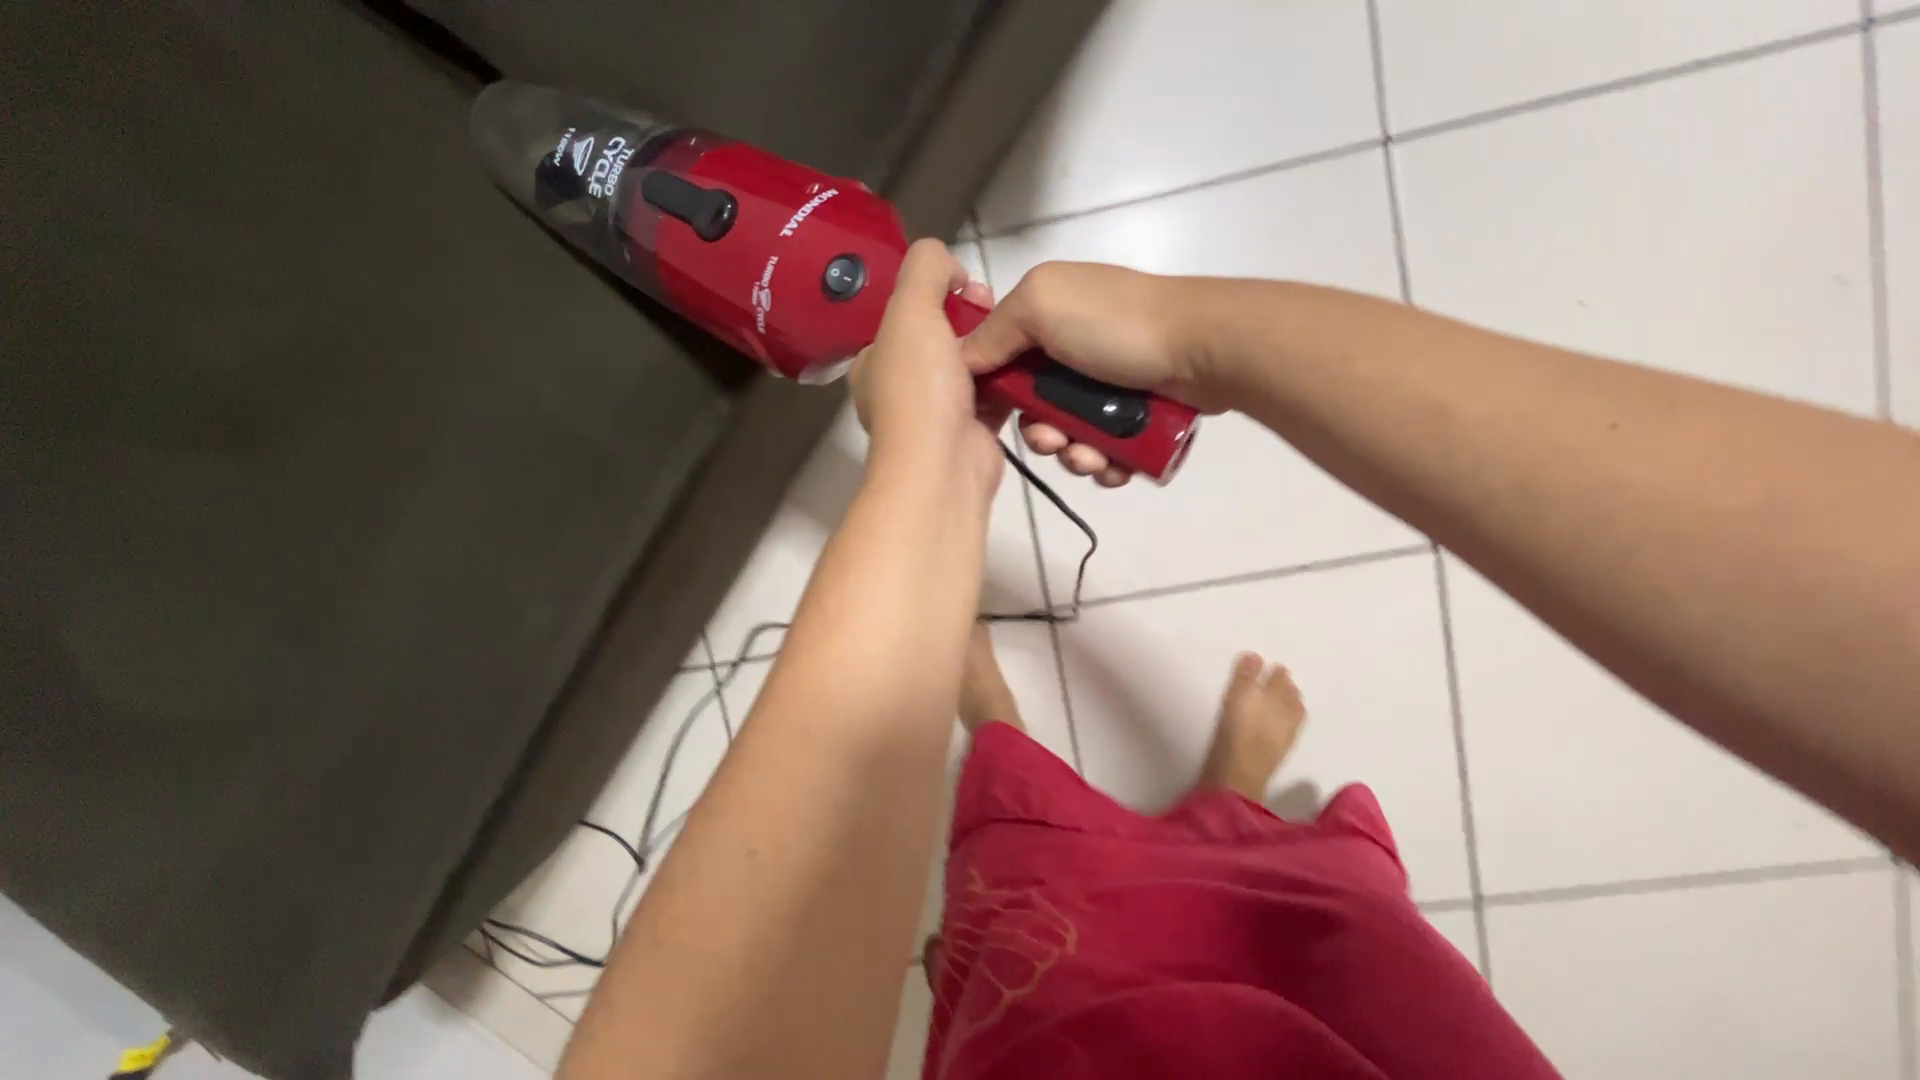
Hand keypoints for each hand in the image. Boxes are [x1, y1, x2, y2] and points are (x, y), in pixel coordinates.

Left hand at [850, 238, 1006, 493]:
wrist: (943, 466)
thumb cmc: (920, 387)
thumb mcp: (910, 309)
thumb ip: (926, 269)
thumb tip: (951, 269)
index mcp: (876, 360)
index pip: (908, 313)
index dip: (940, 293)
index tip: (968, 290)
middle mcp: (902, 388)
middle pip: (945, 338)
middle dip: (975, 321)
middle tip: (997, 317)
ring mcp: (937, 414)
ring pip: (973, 368)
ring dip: (997, 353)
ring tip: (1018, 343)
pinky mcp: (972, 433)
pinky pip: (995, 398)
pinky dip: (1011, 385)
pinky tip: (1029, 371)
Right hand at [958, 261, 1216, 486]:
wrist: (1203, 347)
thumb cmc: (1116, 324)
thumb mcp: (1041, 306)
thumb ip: (994, 331)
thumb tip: (960, 360)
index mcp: (1046, 315)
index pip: (1000, 360)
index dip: (994, 392)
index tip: (993, 417)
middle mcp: (1072, 349)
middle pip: (1034, 409)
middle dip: (1040, 434)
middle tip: (1054, 441)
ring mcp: (1107, 385)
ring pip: (1069, 436)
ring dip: (1074, 456)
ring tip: (1093, 458)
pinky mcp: (1136, 414)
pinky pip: (1105, 451)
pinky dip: (1106, 465)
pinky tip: (1115, 467)